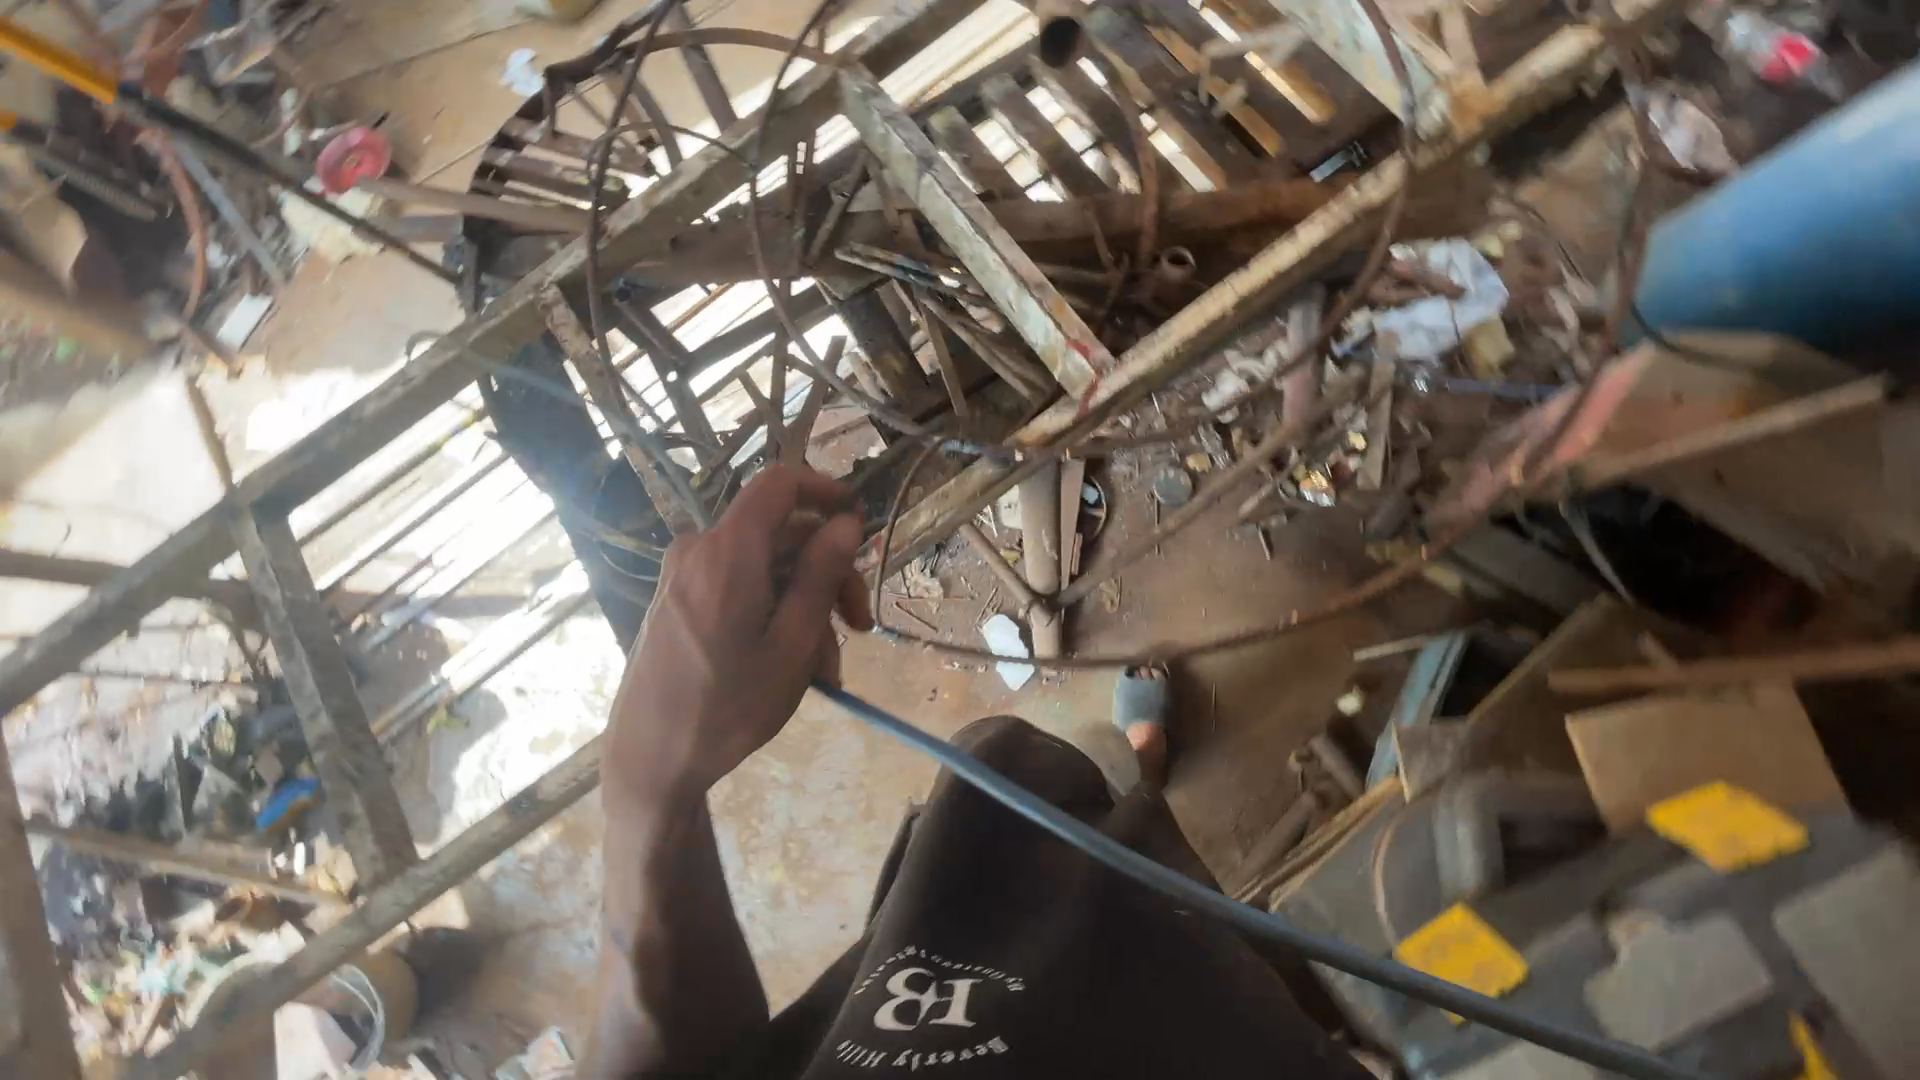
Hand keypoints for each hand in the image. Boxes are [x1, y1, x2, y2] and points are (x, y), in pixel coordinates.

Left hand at [603, 465, 873, 806]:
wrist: (649, 759)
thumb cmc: (728, 706)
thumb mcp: (792, 643)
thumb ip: (821, 574)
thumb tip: (846, 521)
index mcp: (728, 550)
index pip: (780, 483)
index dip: (826, 491)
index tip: (860, 522)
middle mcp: (701, 549)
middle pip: (782, 535)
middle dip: (828, 574)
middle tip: (859, 627)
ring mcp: (685, 575)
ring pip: (766, 567)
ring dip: (806, 605)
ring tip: (828, 666)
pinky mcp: (679, 600)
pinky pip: (740, 587)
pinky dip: (774, 613)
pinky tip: (795, 663)